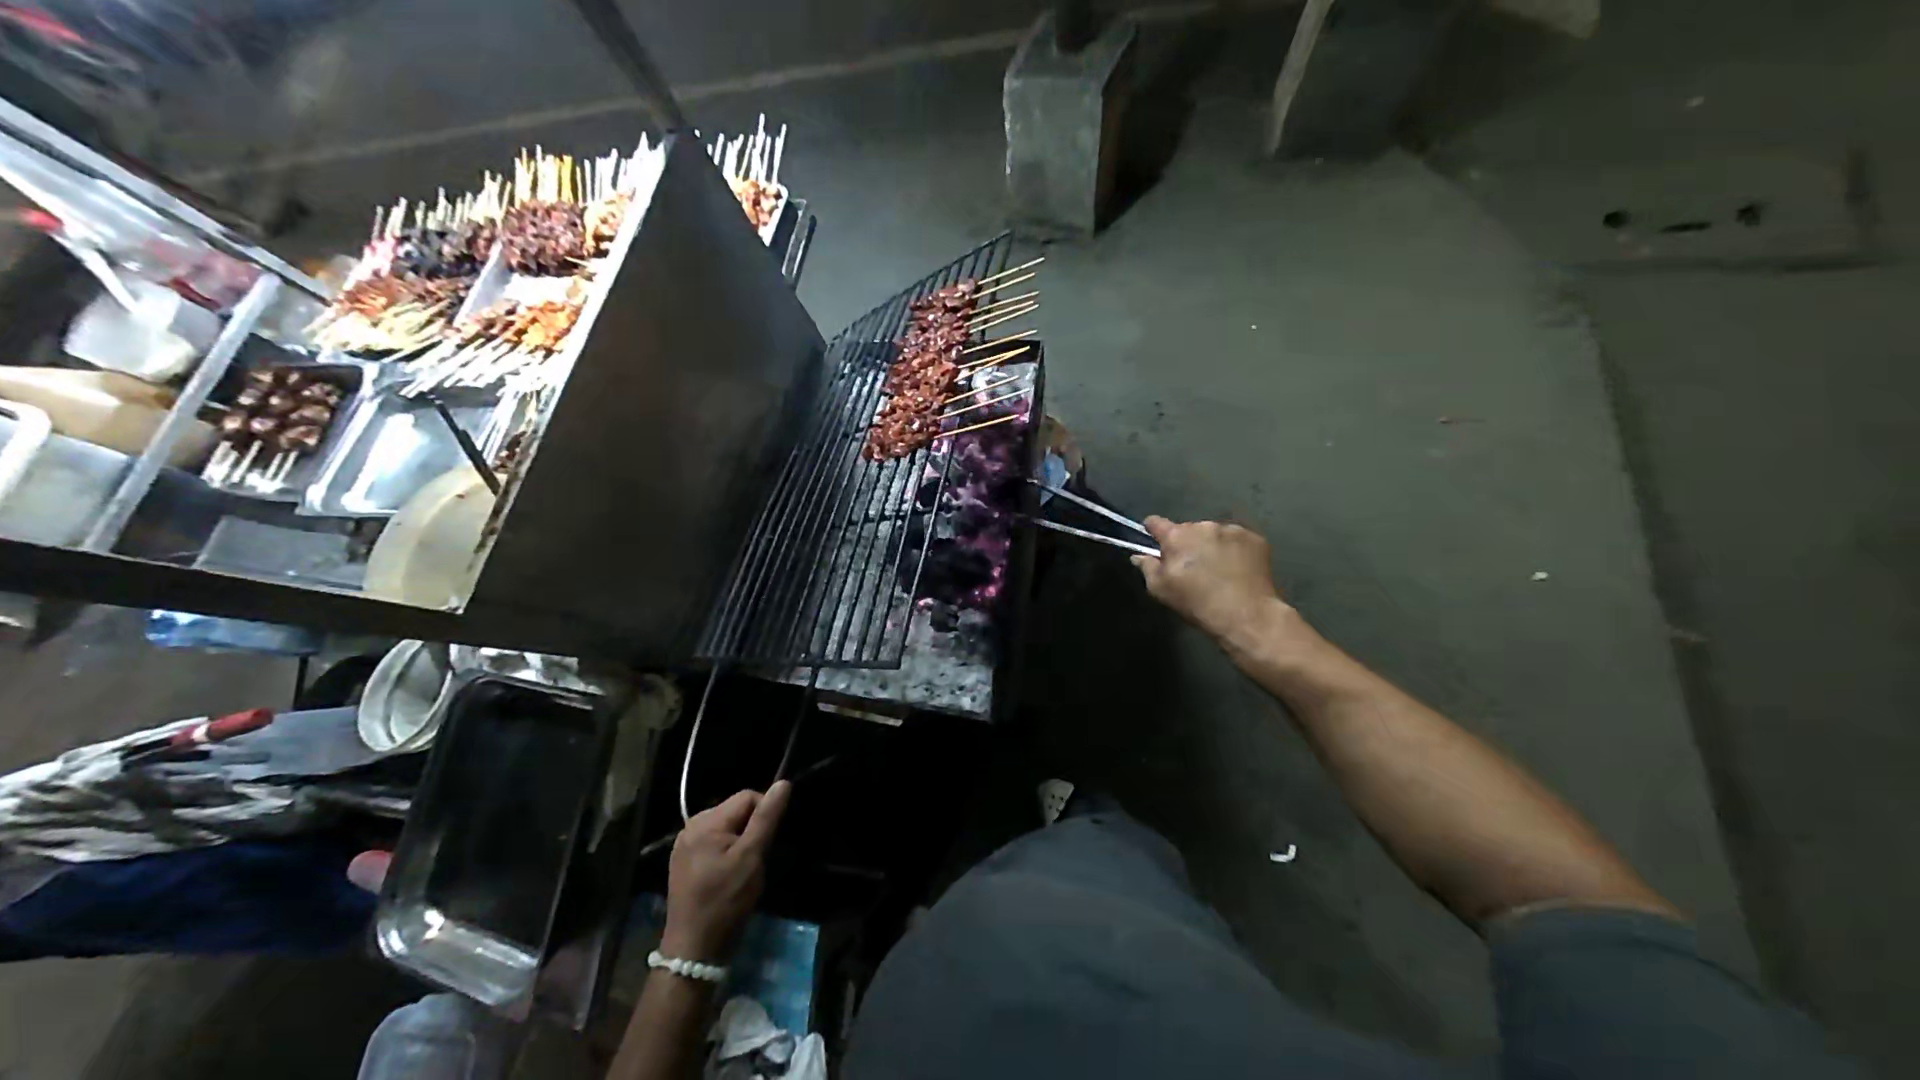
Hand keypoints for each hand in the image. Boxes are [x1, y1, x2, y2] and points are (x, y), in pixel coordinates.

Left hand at [662, 781, 791, 961]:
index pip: (747, 796)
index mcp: (706, 821)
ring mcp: (685, 844)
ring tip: (743, 868)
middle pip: (735, 810)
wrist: (694, 947)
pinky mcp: (684, 861)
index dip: (765, 813)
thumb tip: (783, 783)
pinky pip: (713, 842)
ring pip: (726, 826)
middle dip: (752, 828)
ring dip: (740, 840)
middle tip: (757, 859)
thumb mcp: (752, 857)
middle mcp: (691, 825)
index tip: (768, 843)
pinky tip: (728, 874)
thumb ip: (766, 818)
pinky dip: (726, 851)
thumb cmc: (726, 899)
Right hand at [1134, 517, 1285, 643]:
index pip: (1156, 522)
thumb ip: (1147, 568)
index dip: (1152, 530)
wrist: (1246, 614)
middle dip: (1187, 543)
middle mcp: (1204, 526)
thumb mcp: (1161, 590)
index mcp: (1177, 536)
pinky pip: (1237, 540)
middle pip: (1188, 530)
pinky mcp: (1255, 539)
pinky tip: (1237, 570)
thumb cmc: (1197, 603)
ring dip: (1211, 546)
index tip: (1154, 538)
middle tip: (1192, 567)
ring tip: (1218, 570)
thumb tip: (1139, 555)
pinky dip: (1234, 550)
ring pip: (1214, 534)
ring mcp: (1232, 530)